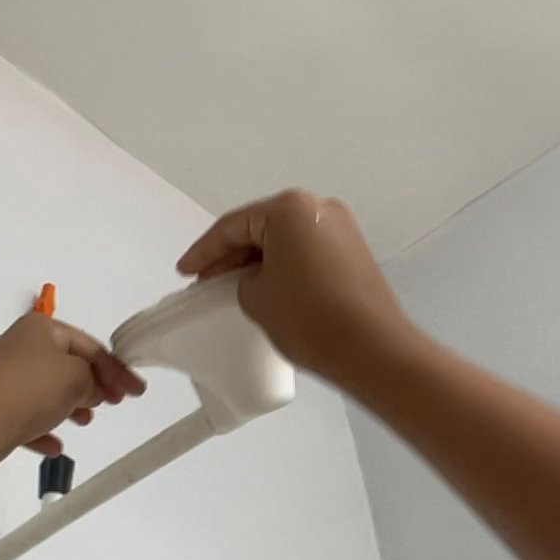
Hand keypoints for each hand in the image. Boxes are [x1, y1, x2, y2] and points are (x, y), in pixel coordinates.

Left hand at [0, 314, 146, 461]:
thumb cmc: (30, 389)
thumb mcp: (75, 378)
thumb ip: (93, 380)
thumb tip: (92, 387)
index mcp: (41, 328)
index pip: (88, 345)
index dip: (115, 369)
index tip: (136, 392)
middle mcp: (21, 346)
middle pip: (66, 364)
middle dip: (91, 385)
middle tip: (110, 404)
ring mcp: (4, 377)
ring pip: (46, 390)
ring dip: (69, 406)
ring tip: (85, 421)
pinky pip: (26, 415)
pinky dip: (44, 428)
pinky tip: (56, 448)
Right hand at [176, 189, 414, 387]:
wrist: (375, 351)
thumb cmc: (309, 317)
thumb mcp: (255, 297)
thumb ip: (242, 278)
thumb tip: (254, 278)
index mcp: (290, 208)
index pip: (233, 226)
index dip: (204, 251)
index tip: (184, 271)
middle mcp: (318, 208)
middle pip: (260, 228)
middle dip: (231, 254)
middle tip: (205, 280)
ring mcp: (341, 229)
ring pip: (284, 240)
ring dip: (257, 261)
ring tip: (232, 287)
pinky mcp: (354, 252)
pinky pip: (306, 252)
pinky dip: (283, 266)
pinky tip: (267, 288)